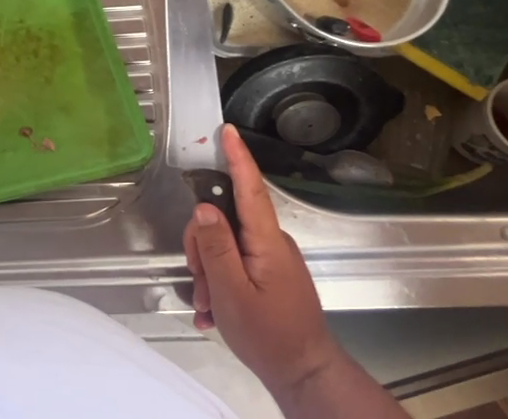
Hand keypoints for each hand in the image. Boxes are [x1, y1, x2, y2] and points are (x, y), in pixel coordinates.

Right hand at [183, 125, 343, 397]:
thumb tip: (204, 207)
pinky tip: (215, 310)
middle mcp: (272, 242)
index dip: (238, 158)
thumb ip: (216, 247)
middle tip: (202, 284)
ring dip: (209, 271)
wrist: (306, 377)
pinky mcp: (268, 273)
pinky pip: (233, 261)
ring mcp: (271, 258)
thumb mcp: (232, 293)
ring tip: (210, 305)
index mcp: (267, 242)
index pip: (250, 189)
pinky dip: (219, 282)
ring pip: (223, 243)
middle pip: (223, 220)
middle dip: (202, 247)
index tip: (227, 131)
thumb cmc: (270, 337)